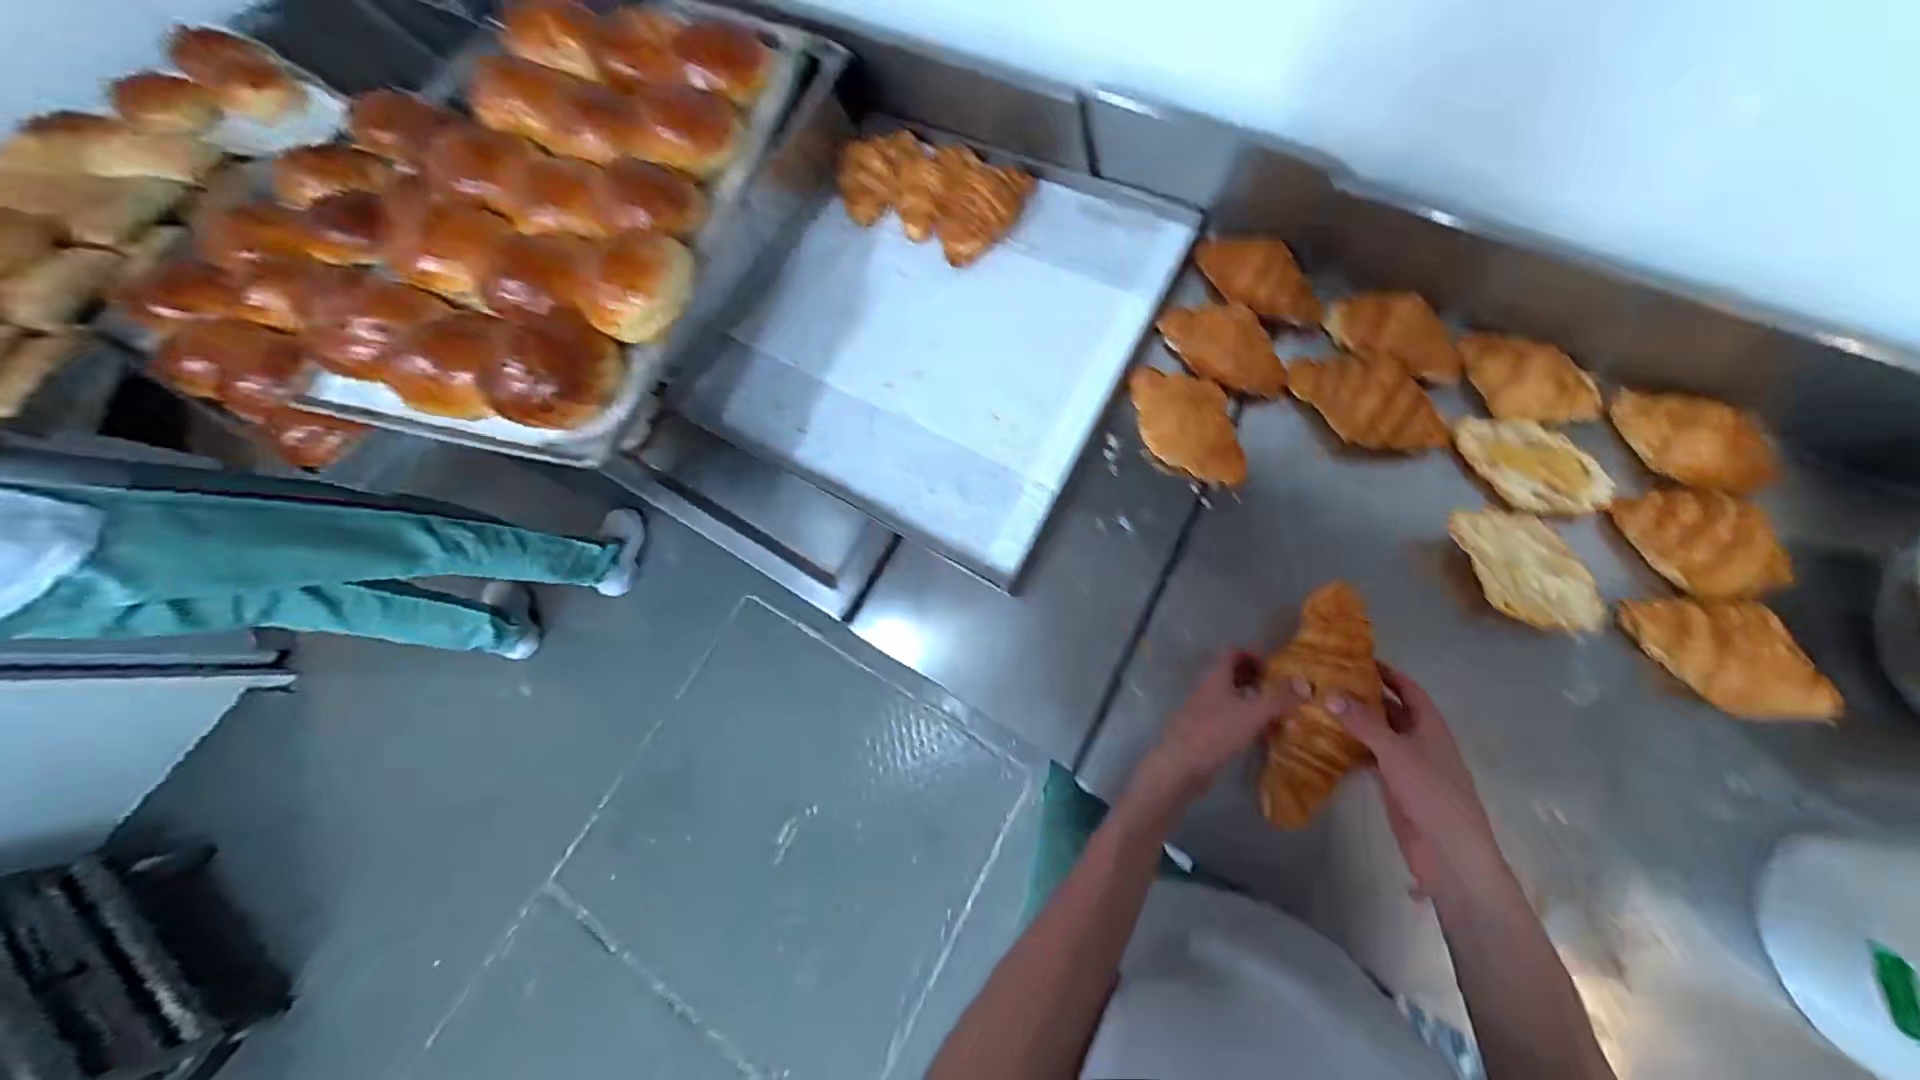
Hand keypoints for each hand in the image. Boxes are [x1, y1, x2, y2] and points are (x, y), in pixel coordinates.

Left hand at [1138, 650, 1301, 802]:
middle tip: (1279, 691)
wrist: (1181, 764)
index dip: (1253, 654)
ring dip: (1252, 700)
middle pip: (1231, 673)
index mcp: (1214, 676)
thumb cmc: (1216, 732)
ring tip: (1276, 713)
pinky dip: (1244, 719)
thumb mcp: (1253, 714)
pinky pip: (1227, 716)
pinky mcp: (1203, 729)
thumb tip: (1304, 685)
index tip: (1275, 669)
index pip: (1231, 651)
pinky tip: (1260, 734)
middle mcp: (1206, 688)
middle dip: (1256, 678)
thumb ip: (1279, 699)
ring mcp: (1202, 709)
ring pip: (1230, 696)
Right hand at [1326, 664, 1505, 893]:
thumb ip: (1363, 723)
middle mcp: (1420, 741)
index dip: (1388, 673)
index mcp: (1431, 727)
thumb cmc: (1432, 795)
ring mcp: (1407, 764)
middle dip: (1364, 695)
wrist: (1449, 852)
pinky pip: (1370, 757)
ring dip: (1354, 722)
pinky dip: (1351, 748)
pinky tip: (1327, 743)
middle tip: (1327, 681)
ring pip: (1378, 734)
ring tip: (1320, 707)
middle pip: (1391, 710)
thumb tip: (1330, 693)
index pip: (1410, 690)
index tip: (1358, 659)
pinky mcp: (1394, 785)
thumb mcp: (1396, 753)